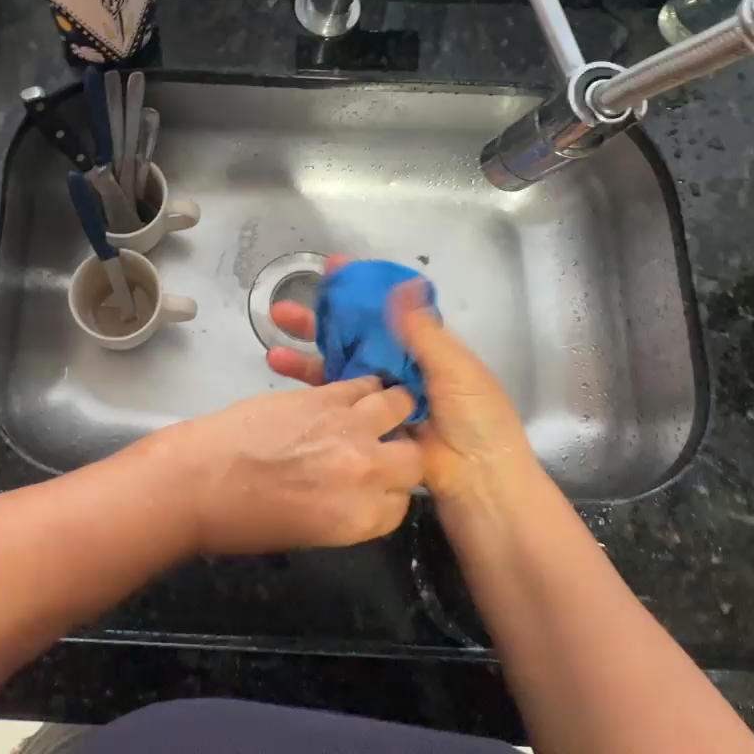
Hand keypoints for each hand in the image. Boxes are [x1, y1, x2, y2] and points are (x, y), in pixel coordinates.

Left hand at [134, 377, 423, 554]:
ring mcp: (350, 427)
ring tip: (373, 410)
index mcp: (365, 518)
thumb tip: (358, 490)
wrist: (199, 480)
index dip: (389, 491)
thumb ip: (348, 510)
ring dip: (390, 409)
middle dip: (400, 452)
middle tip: (380, 446)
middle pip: (412, 456)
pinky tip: (351, 393)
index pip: (403, 503)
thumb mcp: (311, 531)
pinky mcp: (325, 395)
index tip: (376, 483)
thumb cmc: (244, 520)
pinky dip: (361, 388)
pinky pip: (361, 383)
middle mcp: (369, 471)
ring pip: (397, 405)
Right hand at [266, 258, 533, 501]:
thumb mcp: (455, 368)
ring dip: (306, 353)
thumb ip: (423, 330)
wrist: (479, 484)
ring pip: (337, 367)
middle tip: (283, 309)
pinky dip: (308, 385)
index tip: (330, 268)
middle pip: (352, 339)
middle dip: (319, 321)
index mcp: (423, 350)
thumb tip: (404, 282)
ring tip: (274, 341)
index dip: (357, 292)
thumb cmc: (476, 420)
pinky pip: (334, 400)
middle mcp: (397, 369)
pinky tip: (282, 373)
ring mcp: (378, 398)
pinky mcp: (364, 426)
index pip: (384, 313)